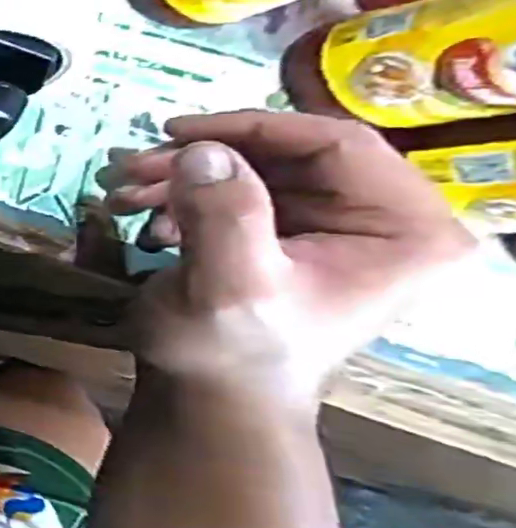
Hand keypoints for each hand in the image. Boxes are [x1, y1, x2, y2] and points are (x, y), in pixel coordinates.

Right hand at [106, 111, 473, 414]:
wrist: (208, 399)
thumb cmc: (230, 351)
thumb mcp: (229, 284)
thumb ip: (223, 215)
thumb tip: (198, 150)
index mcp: (404, 230)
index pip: (337, 144)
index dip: (252, 127)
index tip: (173, 131)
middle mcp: (378, 222)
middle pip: (287, 155)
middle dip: (201, 158)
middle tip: (131, 169)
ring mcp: (328, 231)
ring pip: (252, 172)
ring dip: (180, 178)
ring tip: (123, 196)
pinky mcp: (281, 241)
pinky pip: (233, 196)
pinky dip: (180, 200)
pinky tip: (145, 220)